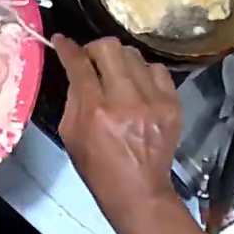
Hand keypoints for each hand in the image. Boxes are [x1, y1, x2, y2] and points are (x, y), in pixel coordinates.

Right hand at [53, 37, 183, 225]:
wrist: (139, 192)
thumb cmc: (98, 167)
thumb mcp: (71, 135)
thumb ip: (73, 97)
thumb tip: (76, 69)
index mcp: (96, 111)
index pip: (79, 64)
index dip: (67, 48)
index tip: (61, 41)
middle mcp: (126, 100)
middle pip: (110, 48)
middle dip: (95, 48)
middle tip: (91, 60)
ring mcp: (154, 100)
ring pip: (134, 54)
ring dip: (119, 60)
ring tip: (115, 74)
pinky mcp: (172, 104)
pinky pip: (157, 69)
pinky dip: (143, 72)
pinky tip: (137, 86)